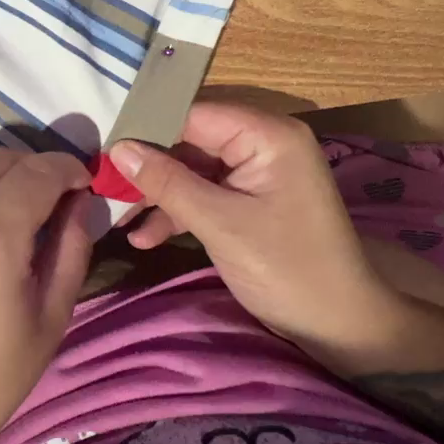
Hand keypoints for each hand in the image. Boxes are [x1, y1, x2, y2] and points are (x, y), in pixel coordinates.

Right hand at [108, 103, 405, 356]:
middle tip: (102, 181)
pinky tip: (143, 238)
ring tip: (117, 218)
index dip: (145, 126)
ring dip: (156, 193)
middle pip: (186, 139)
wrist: (341, 330)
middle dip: (145, 165)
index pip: (190, 113)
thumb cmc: (288, 269)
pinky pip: (201, 191)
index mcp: (266, 134)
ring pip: (188, 167)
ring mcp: (254, 171)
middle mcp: (261, 141)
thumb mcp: (220, 224)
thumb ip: (167, 182)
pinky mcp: (247, 198)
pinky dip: (175, 211)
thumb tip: (117, 148)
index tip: (101, 143)